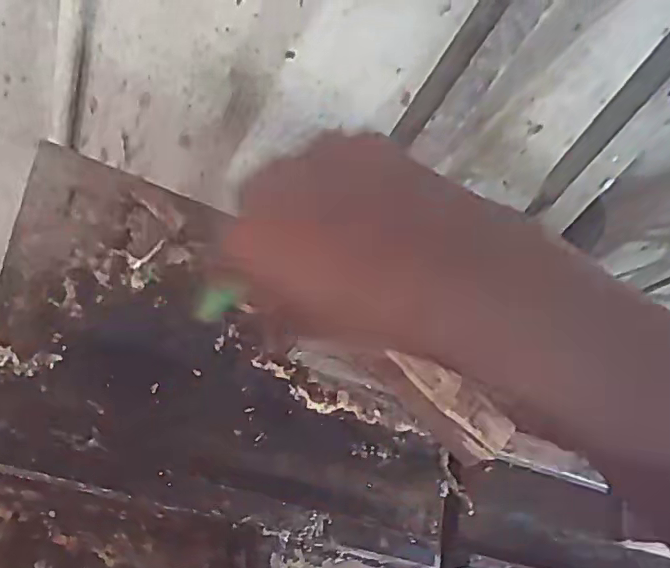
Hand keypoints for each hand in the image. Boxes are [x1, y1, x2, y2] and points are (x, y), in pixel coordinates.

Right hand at [224, 133, 547, 357]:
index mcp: (250, 237)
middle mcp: (273, 185)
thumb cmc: (367, 312)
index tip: (243, 287)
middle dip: (261, 227)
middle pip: (250, 201)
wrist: (449, 274)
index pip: (221, 251)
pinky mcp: (363, 142)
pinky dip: (333, 183)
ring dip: (297, 201)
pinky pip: (331, 163)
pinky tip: (361, 212)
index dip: (232, 272)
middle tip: (286, 259)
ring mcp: (320, 155)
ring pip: (290, 176)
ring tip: (328, 233)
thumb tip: (259, 297)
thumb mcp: (306, 324)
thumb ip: (270, 305)